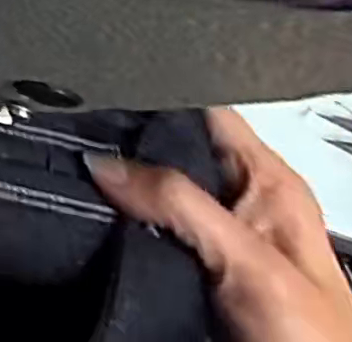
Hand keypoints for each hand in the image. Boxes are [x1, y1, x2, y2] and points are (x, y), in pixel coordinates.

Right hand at [87, 109, 351, 341]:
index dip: (158, 93)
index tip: (108, 89)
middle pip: (171, 140)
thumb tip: (104, 162)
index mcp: (270, 180)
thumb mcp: (251, 263)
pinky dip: (121, 211)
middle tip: (84, 131)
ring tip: (81, 161)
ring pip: (154, 179)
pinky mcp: (191, 260)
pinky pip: (145, 217)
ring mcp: (214, 229)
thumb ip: (180, 201)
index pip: (204, 107)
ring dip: (122, 175)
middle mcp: (240, 195)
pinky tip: (97, 204)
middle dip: (130, 136)